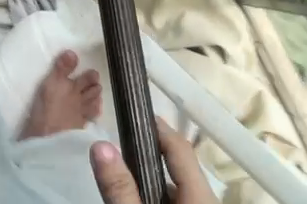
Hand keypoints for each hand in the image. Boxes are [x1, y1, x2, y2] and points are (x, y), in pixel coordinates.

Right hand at [90, 121, 218, 203]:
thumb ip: (121, 188)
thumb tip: (100, 144)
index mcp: (199, 195)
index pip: (180, 146)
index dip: (156, 127)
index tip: (131, 112)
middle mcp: (207, 200)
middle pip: (177, 168)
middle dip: (147, 156)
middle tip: (119, 148)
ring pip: (176, 188)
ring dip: (151, 180)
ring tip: (123, 177)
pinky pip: (178, 201)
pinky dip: (156, 197)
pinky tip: (137, 199)